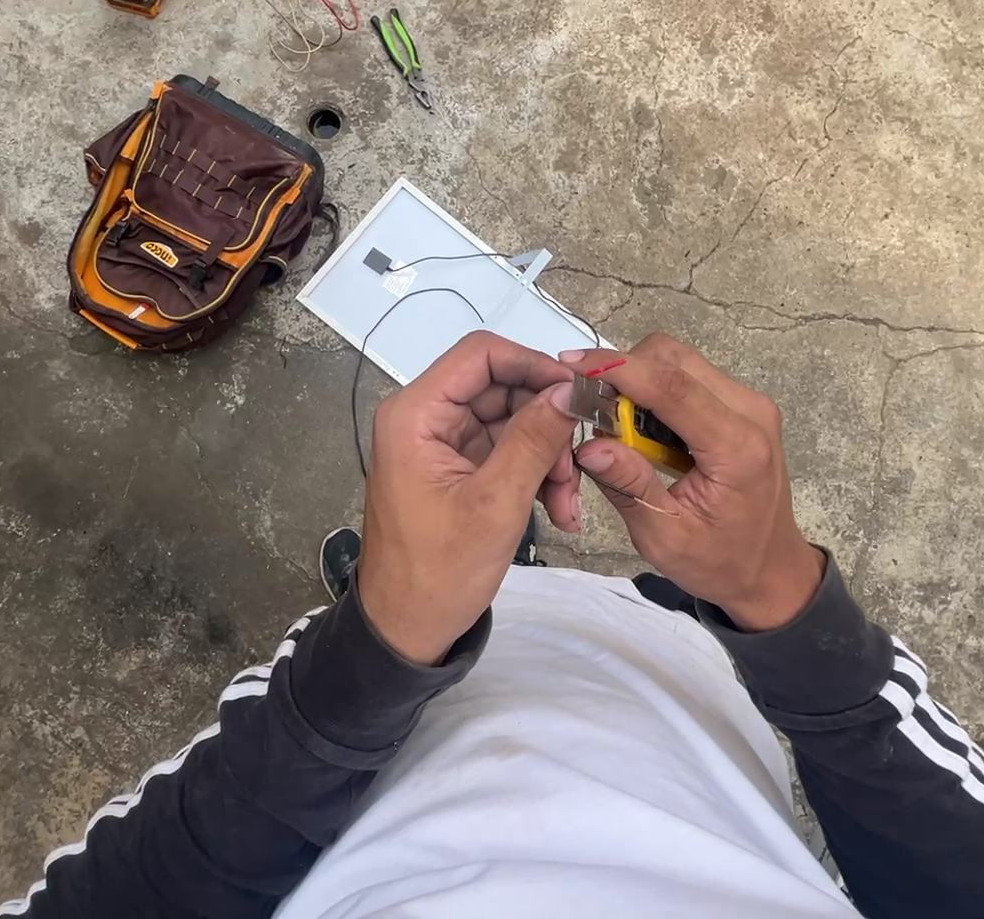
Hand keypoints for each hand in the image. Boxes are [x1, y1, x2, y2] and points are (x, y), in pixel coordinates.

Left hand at [358, 331, 580, 664]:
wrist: (407, 628)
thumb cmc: (439, 571)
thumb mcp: (495, 504)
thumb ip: (533, 440)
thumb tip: (569, 390)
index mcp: (416, 414)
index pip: (481, 355)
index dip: (533, 365)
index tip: (577, 394)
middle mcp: (426, 417)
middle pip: (502, 389)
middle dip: (546, 425)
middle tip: (576, 467)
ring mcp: (443, 443)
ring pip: (511, 421)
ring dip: (547, 457)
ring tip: (567, 504)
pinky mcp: (458, 467)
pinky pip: (506, 451)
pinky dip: (535, 474)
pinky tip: (559, 510)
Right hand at [555, 335, 823, 630]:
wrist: (772, 570)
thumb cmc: (720, 561)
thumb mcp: (665, 538)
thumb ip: (629, 487)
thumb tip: (588, 446)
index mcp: (736, 448)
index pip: (671, 387)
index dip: (618, 368)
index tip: (572, 365)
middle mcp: (750, 412)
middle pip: (672, 360)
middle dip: (623, 372)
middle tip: (591, 408)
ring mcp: (749, 403)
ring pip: (677, 360)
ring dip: (637, 378)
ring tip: (615, 423)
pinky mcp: (740, 403)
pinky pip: (687, 375)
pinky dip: (653, 388)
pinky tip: (640, 426)